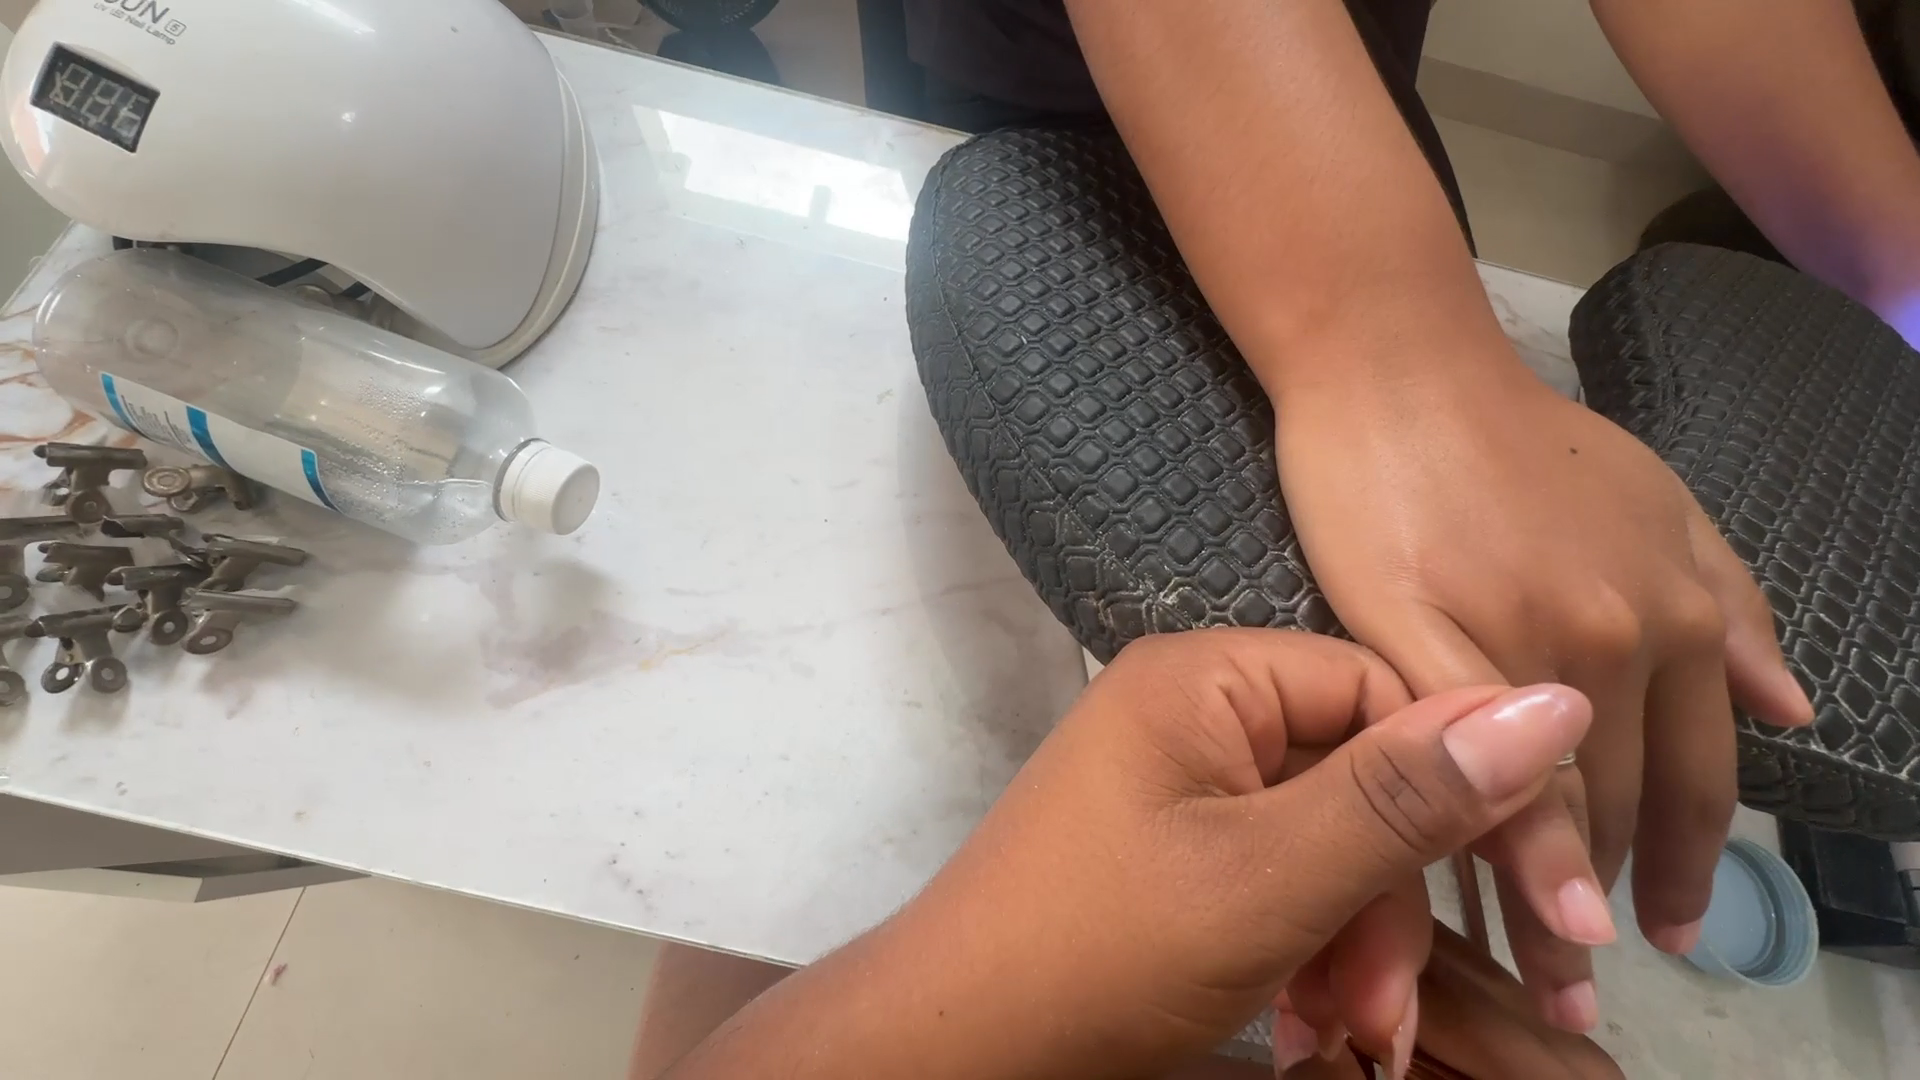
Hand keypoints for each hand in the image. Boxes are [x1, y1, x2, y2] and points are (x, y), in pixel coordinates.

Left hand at [885, 629, 1590, 1076]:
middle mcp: (1192, 705)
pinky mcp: (1176, 832)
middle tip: (1389, 1013)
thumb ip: (1406, 794)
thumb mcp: (1267, 877)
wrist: (966, 1032)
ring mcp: (1180, 770)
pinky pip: (1276, 864)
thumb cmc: (1104, 947)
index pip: (1380, 688)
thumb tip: (1554, 699)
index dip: (1467, 788)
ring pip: (1323, 834)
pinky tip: (1305, 1013)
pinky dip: (1305, 939)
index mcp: (1203, 676)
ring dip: (1353, 938)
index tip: (1547, 907)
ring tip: (1339, 1026)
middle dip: (1390, 899)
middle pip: (1355, 772)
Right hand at [1272, 358, 1813, 1029]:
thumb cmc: (1500, 434)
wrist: (1394, 376)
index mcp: (1669, 608)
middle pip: (1616, 803)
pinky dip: (1467, 826)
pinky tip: (1462, 887)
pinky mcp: (1407, 627)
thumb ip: (1727, 597)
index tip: (1674, 937)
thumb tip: (1790, 709)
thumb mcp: (1646, 497)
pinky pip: (1450, 750)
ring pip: (1541, 795)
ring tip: (1544, 977)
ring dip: (1545, 896)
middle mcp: (1611, 636)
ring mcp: (1509, 634)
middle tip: (1590, 991)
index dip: (1688, 866)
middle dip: (1611, 904)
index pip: (1690, 776)